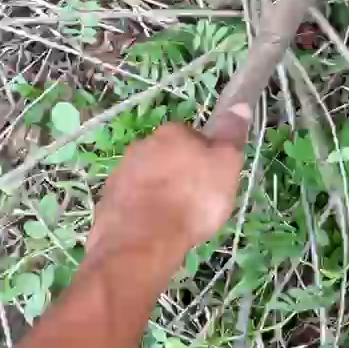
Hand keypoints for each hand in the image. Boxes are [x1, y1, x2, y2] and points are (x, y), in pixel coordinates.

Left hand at [84, 105, 250, 273]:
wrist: (142, 242)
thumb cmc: (193, 199)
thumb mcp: (226, 164)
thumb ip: (232, 134)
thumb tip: (240, 105)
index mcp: (173, 132)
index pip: (195, 137)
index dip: (207, 159)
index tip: (214, 180)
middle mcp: (143, 145)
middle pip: (170, 157)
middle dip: (182, 174)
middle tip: (198, 200)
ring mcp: (121, 173)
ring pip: (151, 179)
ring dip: (162, 193)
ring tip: (177, 220)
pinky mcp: (108, 201)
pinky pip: (134, 201)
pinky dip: (145, 212)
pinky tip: (156, 231)